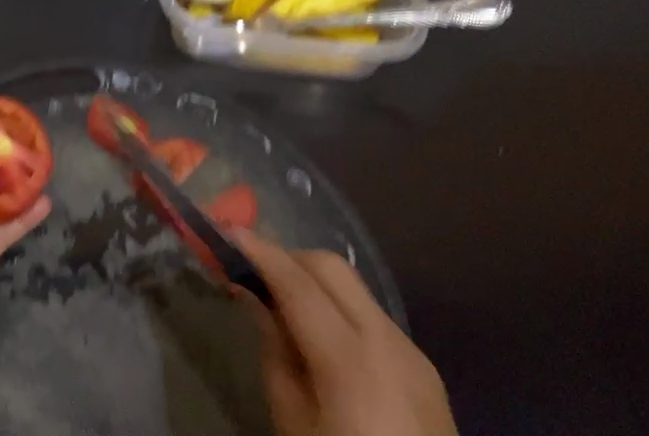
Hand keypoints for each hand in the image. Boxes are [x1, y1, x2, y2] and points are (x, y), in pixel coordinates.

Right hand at [234, 230, 456, 435]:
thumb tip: (258, 299)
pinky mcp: (422, 365)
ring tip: (279, 301)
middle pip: (331, 267)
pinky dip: (337, 306)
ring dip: (312, 280)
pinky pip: (371, 315)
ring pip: (353, 287)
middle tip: (250, 269)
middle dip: (286, 256)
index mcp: (349, 360)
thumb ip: (274, 352)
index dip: (259, 252)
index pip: (297, 283)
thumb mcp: (293, 421)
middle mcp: (386, 340)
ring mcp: (411, 350)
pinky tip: (319, 334)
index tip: (226, 232)